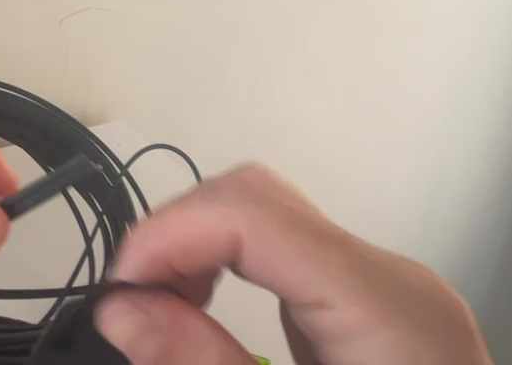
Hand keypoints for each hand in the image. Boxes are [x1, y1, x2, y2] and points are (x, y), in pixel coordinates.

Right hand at [98, 164, 490, 364]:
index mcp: (392, 313)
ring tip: (160, 309)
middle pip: (255, 198)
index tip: (118, 288)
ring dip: (194, 248)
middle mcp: (393, 280)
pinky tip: (202, 308)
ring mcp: (385, 287)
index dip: (170, 234)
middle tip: (133, 303)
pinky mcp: (369, 303)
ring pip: (260, 211)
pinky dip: (223, 263)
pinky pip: (278, 245)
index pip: (254, 214)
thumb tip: (119, 307)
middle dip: (177, 237)